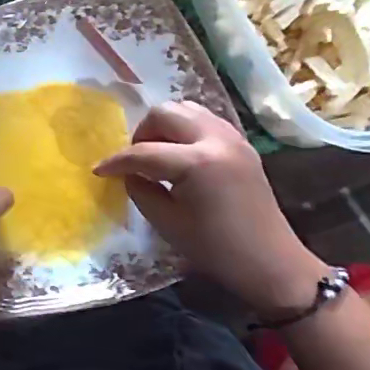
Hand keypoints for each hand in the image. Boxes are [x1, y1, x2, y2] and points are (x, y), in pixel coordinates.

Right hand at [94, 101, 327, 315]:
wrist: (269, 261)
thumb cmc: (215, 249)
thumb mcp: (167, 222)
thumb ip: (141, 190)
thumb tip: (128, 173)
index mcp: (197, 162)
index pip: (144, 152)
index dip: (117, 162)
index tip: (99, 171)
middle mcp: (216, 139)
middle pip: (165, 113)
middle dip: (142, 133)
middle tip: (135, 161)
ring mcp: (233, 137)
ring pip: (186, 109)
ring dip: (165, 126)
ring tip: (157, 155)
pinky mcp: (241, 143)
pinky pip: (205, 120)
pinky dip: (185, 129)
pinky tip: (180, 155)